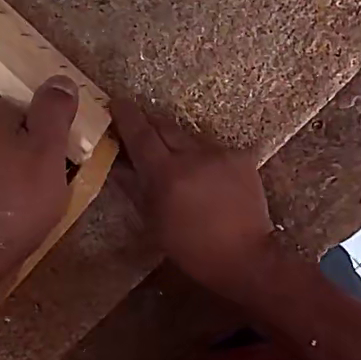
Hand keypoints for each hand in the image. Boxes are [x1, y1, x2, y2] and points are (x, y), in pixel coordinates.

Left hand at [0, 77, 79, 289]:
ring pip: (4, 161)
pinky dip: (5, 195)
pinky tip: (14, 217)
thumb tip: (59, 79)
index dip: (54, 132)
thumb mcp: (47, 151)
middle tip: (58, 184)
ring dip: (24, 178)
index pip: (31, 107)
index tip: (69, 158)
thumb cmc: (13, 202)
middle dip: (39, 156)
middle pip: (17, 134)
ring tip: (38, 206)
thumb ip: (54, 111)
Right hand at [114, 100, 276, 299]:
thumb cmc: (190, 246)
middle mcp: (192, 155)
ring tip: (172, 157)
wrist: (245, 257)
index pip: (140, 134)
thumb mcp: (152, 220)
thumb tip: (115, 164)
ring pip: (189, 137)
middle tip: (137, 125)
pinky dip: (202, 156)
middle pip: (164, 126)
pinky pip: (212, 149)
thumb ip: (133, 186)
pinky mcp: (241, 157)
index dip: (126, 116)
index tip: (116, 102)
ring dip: (176, 142)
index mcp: (165, 173)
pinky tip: (203, 175)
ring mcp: (219, 154)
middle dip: (149, 123)